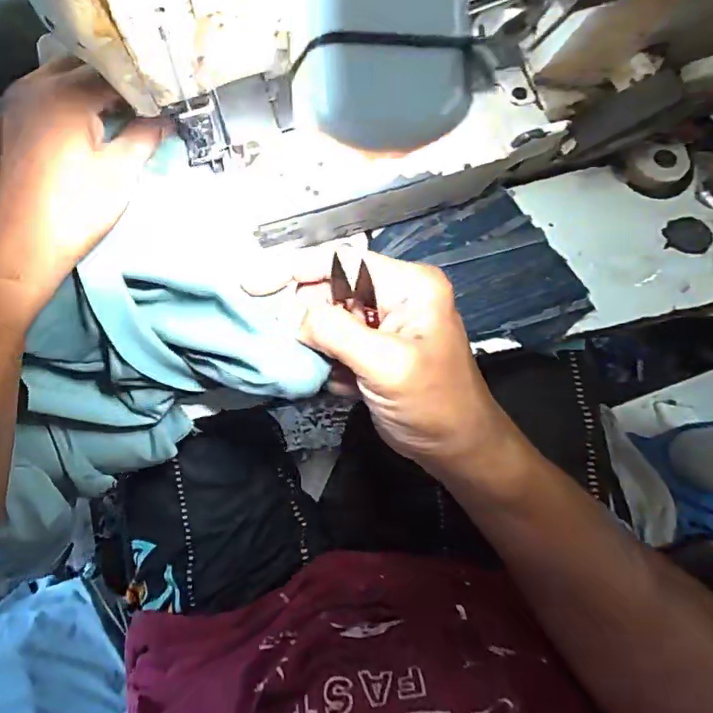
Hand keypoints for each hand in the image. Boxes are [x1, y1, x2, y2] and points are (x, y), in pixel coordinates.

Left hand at [0, 58, 165, 319]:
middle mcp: (32, 88)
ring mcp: (9, 107)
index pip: (113, 70)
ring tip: (107, 113)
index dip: (140, 82)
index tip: (160, 96)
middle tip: (136, 102)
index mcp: (65, 93)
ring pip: (52, 79)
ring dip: (80, 88)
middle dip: (109, 78)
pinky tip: (72, 129)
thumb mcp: (119, 173)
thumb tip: (166, 117)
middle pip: (79, 65)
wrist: (14, 253)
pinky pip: (33, 101)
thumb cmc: (72, 211)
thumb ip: (145, 135)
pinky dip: (55, 104)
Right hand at [251, 250, 520, 474]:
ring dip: (311, 341)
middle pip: (327, 288)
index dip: (294, 269)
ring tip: (317, 365)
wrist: (457, 450)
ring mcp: (379, 321)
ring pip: (324, 316)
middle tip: (282, 338)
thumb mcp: (385, 364)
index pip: (339, 262)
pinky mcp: (368, 346)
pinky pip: (330, 339)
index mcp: (407, 285)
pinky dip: (322, 357)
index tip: (254, 286)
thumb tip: (293, 317)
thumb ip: (336, 332)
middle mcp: (392, 295)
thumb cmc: (435, 405)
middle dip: (302, 313)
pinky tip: (339, 381)